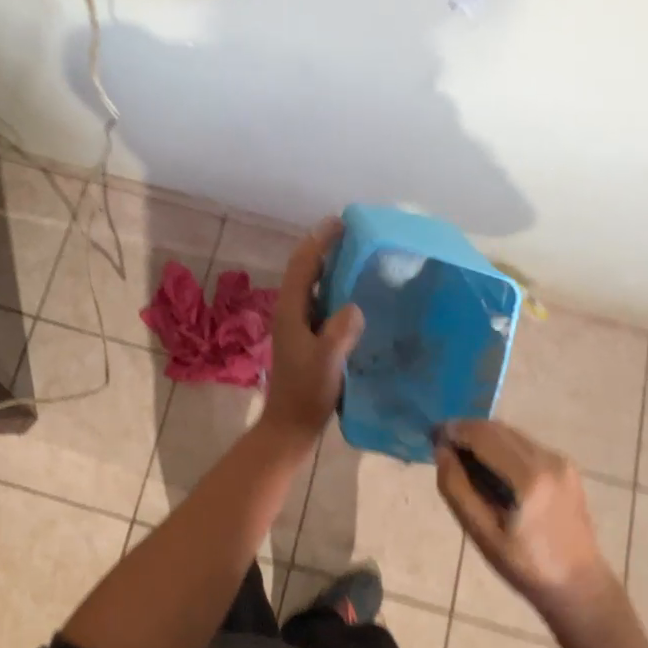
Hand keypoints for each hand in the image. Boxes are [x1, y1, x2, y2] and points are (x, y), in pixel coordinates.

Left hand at [258, 218, 364, 443]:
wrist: (291, 426)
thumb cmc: (307, 394)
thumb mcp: (326, 363)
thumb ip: (339, 333)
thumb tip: (354, 306)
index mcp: (291, 310)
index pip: (303, 264)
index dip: (320, 240)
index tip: (342, 221)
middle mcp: (290, 310)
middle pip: (304, 268)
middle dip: (324, 246)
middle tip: (353, 231)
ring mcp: (296, 323)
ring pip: (311, 283)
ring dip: (328, 264)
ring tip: (357, 253)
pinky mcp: (306, 335)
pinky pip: (319, 299)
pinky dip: (333, 286)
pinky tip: (354, 292)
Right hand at [435, 419, 611, 618]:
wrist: (580, 586)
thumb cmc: (526, 567)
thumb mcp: (482, 534)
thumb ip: (456, 489)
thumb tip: (441, 450)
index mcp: (530, 477)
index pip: (483, 435)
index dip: (455, 430)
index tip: (432, 436)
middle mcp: (548, 459)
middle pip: (498, 429)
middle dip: (467, 432)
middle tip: (443, 448)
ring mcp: (561, 461)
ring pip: (512, 434)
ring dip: (485, 438)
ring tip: (464, 461)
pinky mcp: (566, 466)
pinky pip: (526, 445)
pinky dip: (503, 448)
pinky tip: (493, 470)